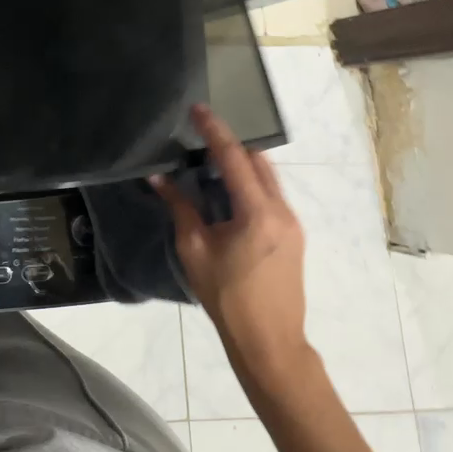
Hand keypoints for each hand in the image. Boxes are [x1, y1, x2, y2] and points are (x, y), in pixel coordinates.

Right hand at [152, 103, 310, 382]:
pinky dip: (250, 182)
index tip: (198, 108)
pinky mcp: (293, 236)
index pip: (233, 158)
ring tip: (211, 158)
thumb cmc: (227, 296)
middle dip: (231, 143)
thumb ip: (180, 208)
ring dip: (242, 163)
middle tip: (201, 132)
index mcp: (257, 212)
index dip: (214, 130)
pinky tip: (228, 190)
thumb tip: (158, 177)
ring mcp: (292, 223)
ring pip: (268, 177)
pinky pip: (271, 195)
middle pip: (257, 161)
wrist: (270, 343)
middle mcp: (281, 210)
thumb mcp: (195, 250)